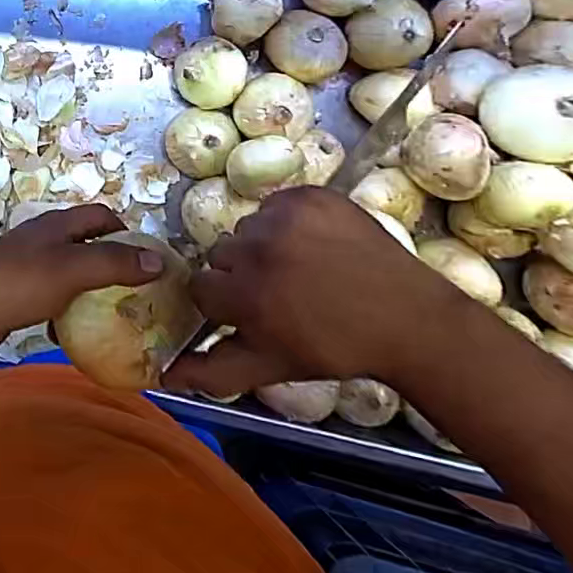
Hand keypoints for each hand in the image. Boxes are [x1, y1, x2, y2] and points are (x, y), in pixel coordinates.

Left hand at [0, 204, 164, 349]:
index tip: (146, 260)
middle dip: (111, 263)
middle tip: (135, 290)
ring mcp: (28, 264)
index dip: (127, 231)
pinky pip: (53, 295)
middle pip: (87, 243)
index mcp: (57, 224)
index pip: (101, 215)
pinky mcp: (17, 290)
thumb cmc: (17, 283)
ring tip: (112, 314)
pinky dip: (67, 308)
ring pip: (70, 271)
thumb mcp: (72, 270)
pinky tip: (72, 332)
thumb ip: (114, 263)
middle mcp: (44, 238)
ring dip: (90, 288)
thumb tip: (157, 260)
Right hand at [163, 186, 467, 397]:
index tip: (247, 308)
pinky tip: (315, 243)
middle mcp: (258, 249)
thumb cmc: (335, 348)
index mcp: (245, 295)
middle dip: (241, 272)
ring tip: (301, 266)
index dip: (222, 300)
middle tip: (278, 289)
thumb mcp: (271, 366)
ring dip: (263, 245)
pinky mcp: (309, 195)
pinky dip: (288, 221)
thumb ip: (213, 371)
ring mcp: (285, 217)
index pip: (201, 286)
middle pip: (222, 254)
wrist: (408, 318)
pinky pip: (276, 204)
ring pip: (248, 227)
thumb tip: (164, 376)